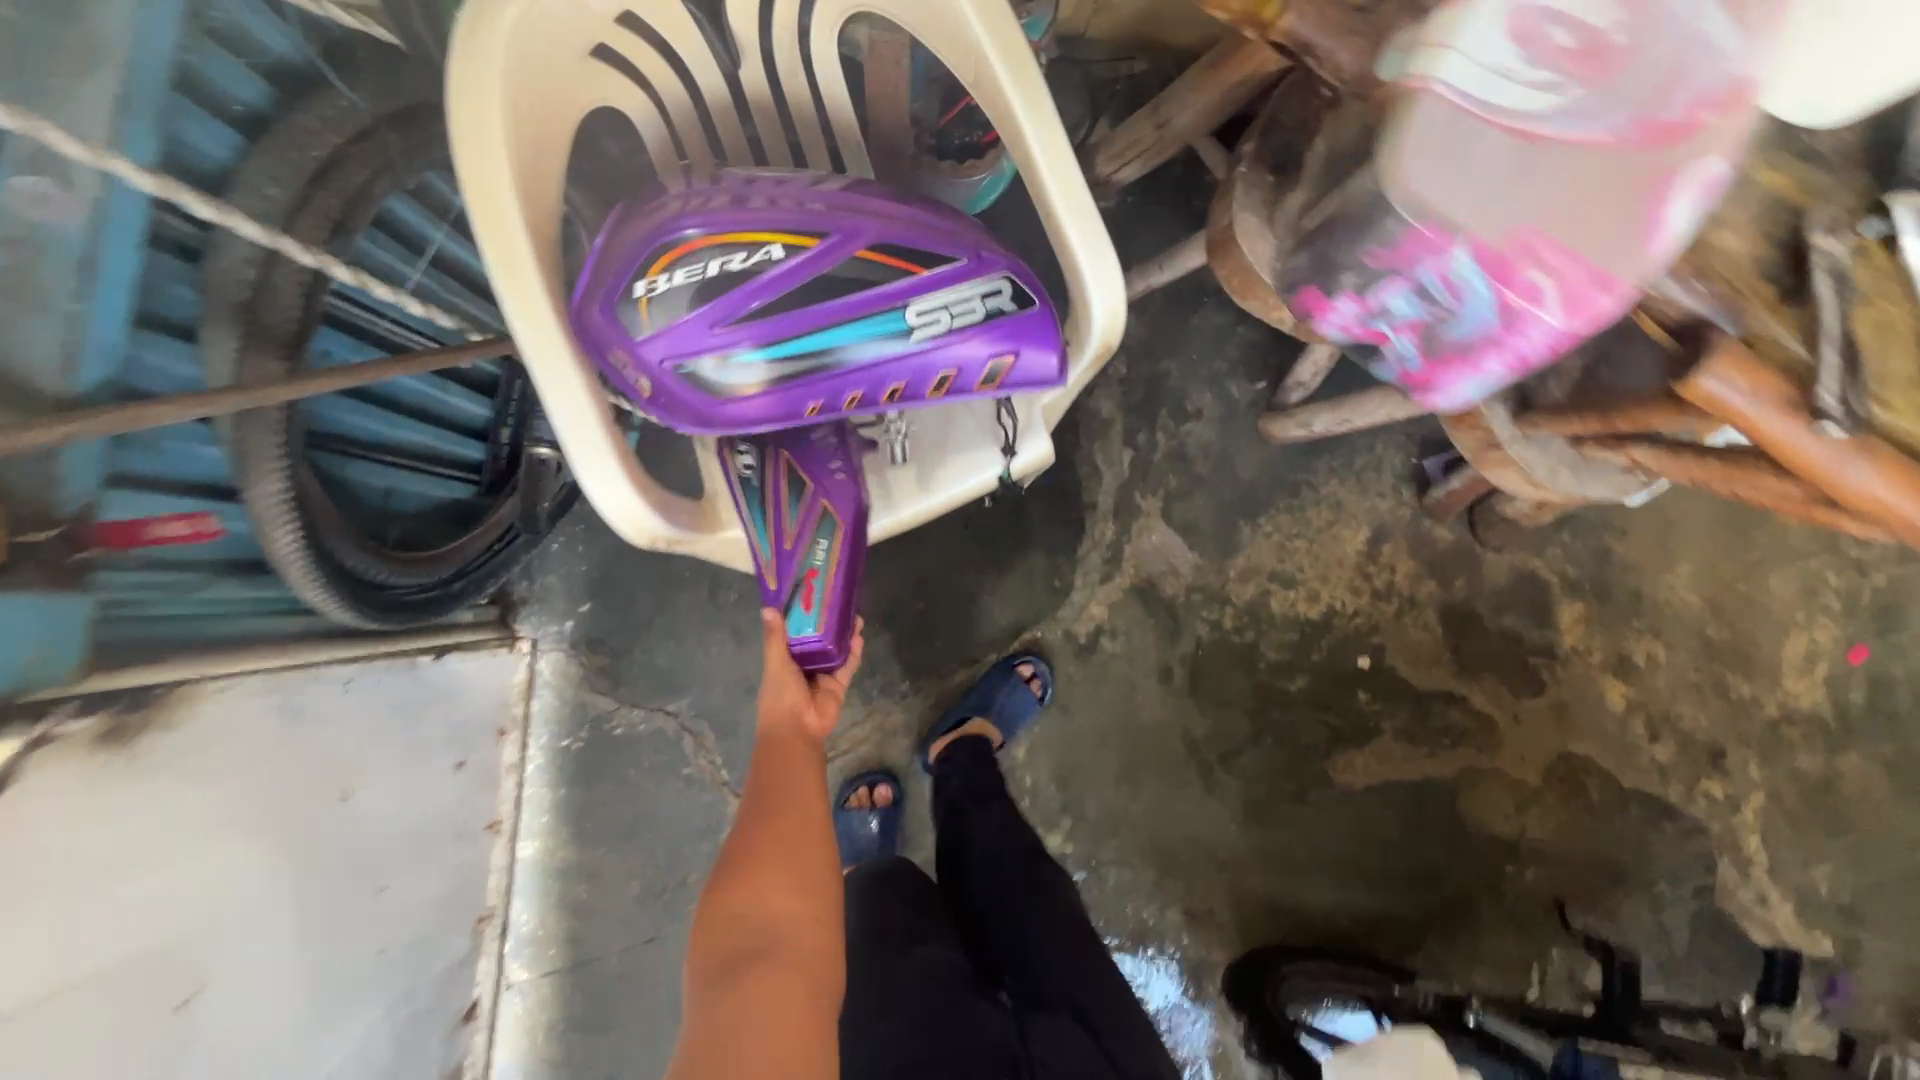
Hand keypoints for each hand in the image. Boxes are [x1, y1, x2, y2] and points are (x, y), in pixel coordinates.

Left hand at [755, 609, 864, 742]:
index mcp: (786, 660)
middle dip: (830, 625)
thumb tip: (767, 608)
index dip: (805, 617)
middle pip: (820, 640)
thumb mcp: (776, 664)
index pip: (795, 633)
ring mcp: (823, 676)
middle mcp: (805, 666)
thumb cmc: (780, 695)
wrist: (796, 730)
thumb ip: (775, 638)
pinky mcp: (838, 685)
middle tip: (840, 604)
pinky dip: (854, 654)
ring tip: (855, 616)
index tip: (814, 597)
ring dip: (845, 636)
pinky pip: (848, 666)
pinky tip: (859, 637)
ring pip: (837, 651)